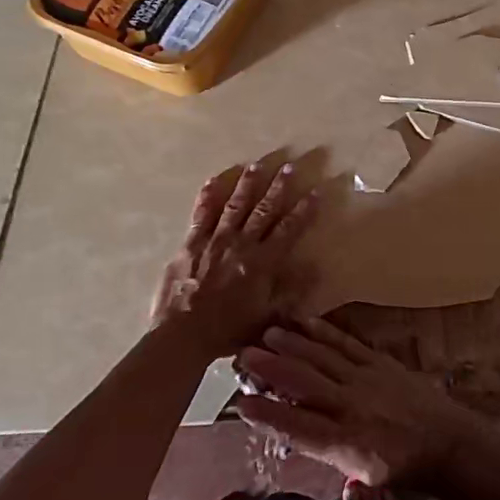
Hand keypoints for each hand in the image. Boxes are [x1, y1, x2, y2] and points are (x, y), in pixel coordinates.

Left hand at [150, 157, 318, 360]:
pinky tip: (214, 181)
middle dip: (278, 187)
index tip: (316, 190)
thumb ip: (292, 291)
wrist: (183, 335)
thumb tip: (315, 267)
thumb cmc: (229, 330)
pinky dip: (208, 197)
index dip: (304, 209)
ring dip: (247, 184)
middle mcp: (241, 244)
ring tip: (257, 165)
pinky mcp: (191, 243)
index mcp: (263, 262)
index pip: (289, 229)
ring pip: (235, 206)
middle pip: (264, 210)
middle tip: (289, 166)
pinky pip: (201, 215)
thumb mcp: (268, 316)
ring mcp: (214, 240)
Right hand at [235, 317, 487, 486]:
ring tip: (266, 333)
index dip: (268, 415)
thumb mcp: (362, 473)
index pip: (298, 427)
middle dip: (271, 368)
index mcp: (346, 443)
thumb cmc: (402, 466)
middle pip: (305, 383)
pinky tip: (305, 322)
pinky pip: (346, 343)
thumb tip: (293, 432)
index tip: (241, 403)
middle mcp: (352, 407)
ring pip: (322, 358)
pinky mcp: (379, 362)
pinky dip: (324, 332)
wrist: (448, 441)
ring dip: (292, 344)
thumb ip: (327, 450)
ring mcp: (366, 379)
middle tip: (243, 355)